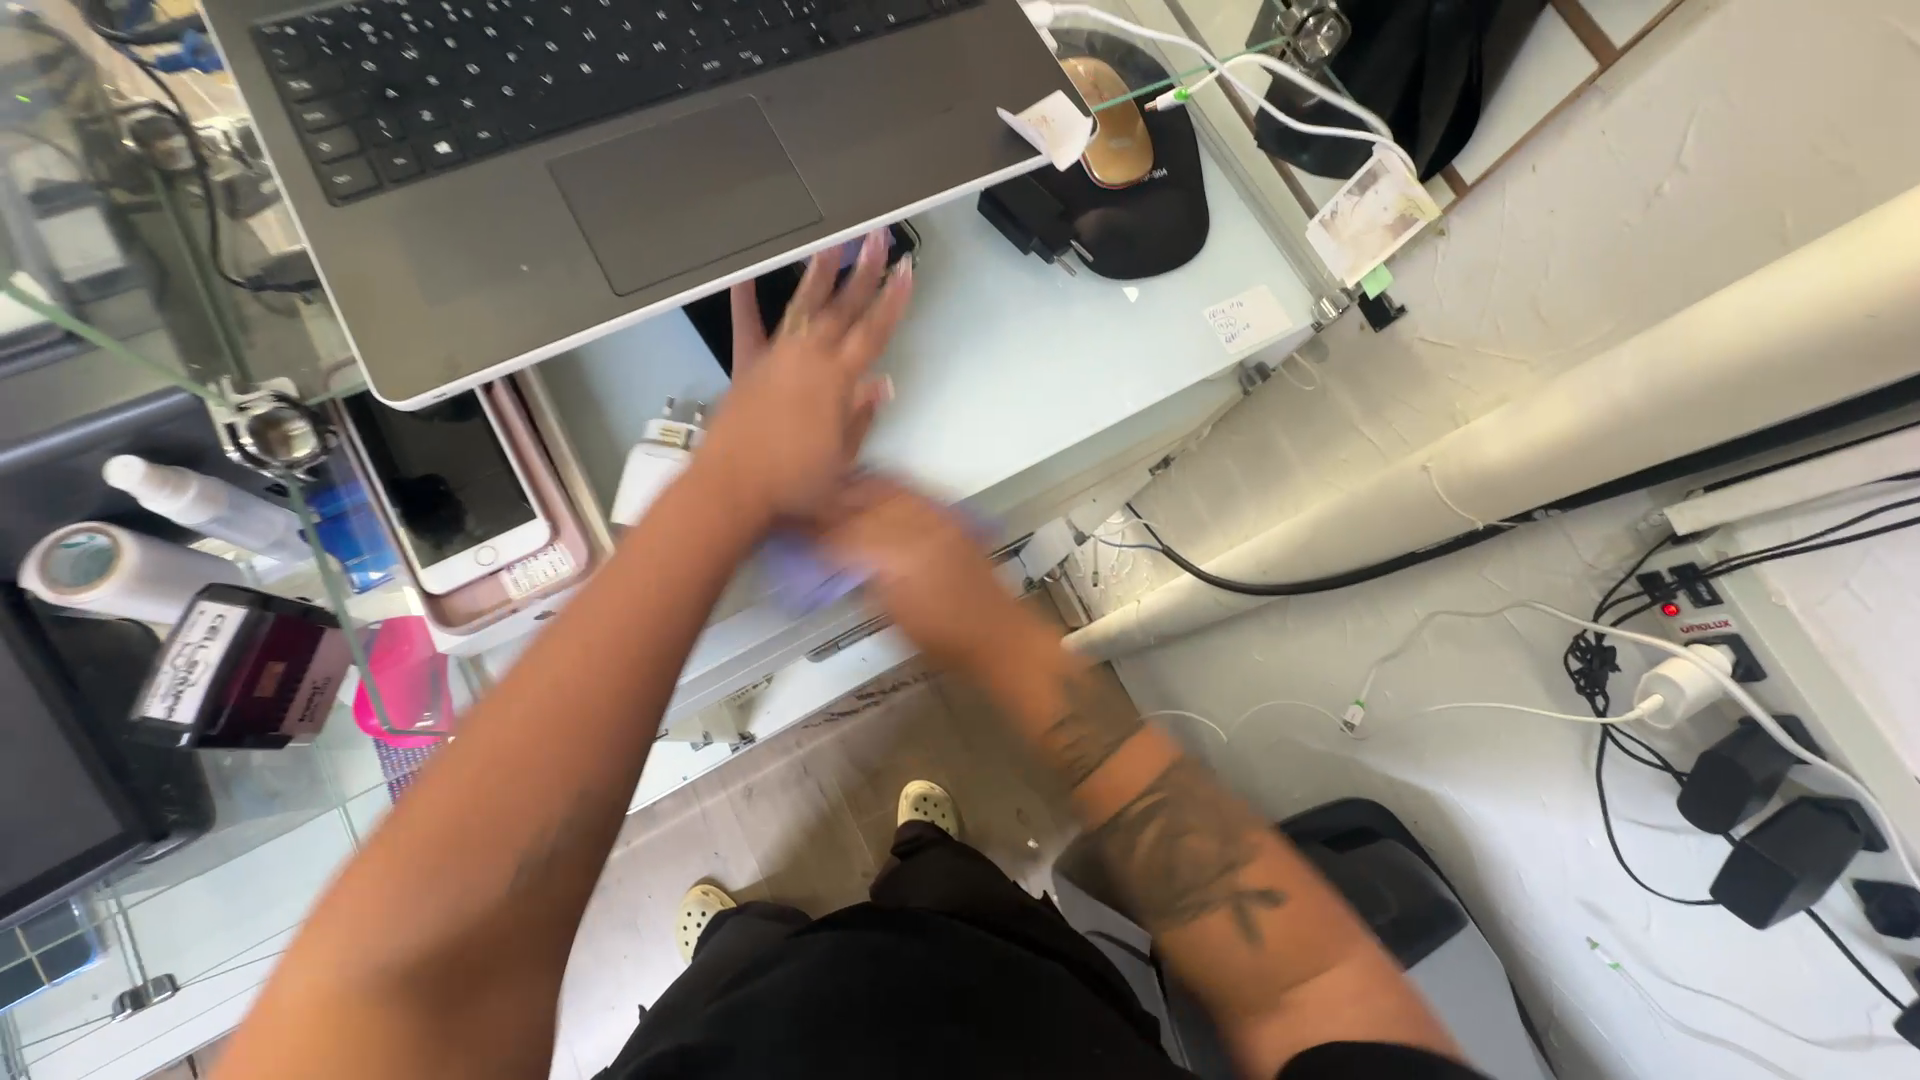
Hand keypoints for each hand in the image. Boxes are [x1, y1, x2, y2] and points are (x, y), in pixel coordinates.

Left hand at [697, 231, 911, 523]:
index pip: (873, 333)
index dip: (892, 301)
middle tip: (878, 237)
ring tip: (831, 242)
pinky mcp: (746, 366)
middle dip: (864, 271)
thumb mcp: (842, 458)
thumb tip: (881, 386)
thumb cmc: (794, 483)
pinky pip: (746, 326)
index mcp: (837, 381)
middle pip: (843, 308)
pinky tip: (747, 275)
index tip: (905, 271)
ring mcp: (775, 357)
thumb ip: (861, 417)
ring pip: (802, 306)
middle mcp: (808, 359)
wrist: (734, 488)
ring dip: (819, 272)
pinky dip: (745, 299)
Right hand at [808, 475, 1057, 676]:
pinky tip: (874, 489)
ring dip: (855, 488)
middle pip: (860, 502)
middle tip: (804, 508)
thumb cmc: (945, 642)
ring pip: (885, 488)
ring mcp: (938, 519)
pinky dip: (887, 487)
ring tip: (832, 491)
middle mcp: (917, 530)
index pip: (840, 535)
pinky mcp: (952, 518)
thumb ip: (861, 580)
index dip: (811, 532)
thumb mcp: (890, 617)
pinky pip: (912, 491)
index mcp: (895, 560)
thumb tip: (836, 561)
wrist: (998, 637)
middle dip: (828, 503)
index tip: (792, 530)